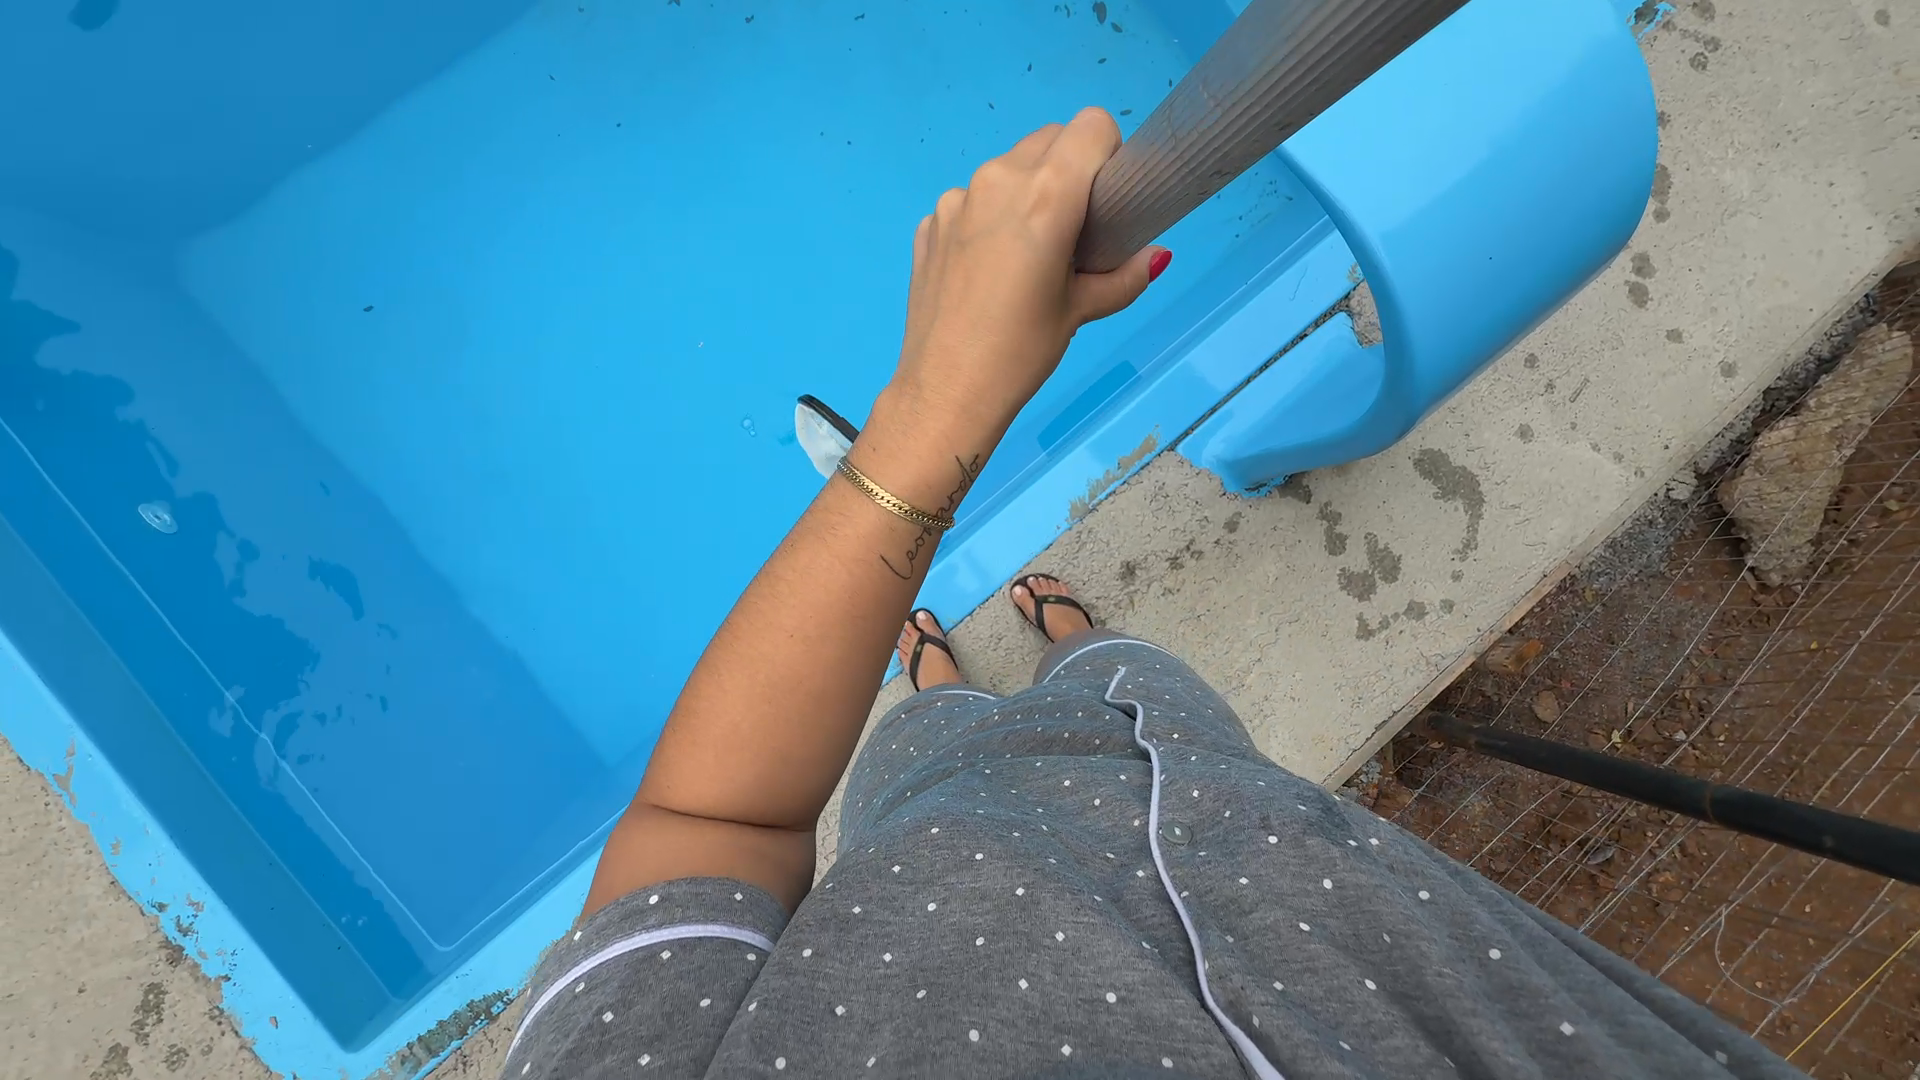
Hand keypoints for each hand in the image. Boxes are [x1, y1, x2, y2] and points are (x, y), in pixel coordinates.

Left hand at [883, 107, 1169, 439]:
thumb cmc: (1021, 353)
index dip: (1107, 156)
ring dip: (1022, 194)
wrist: (945, 393)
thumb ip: (1124, 276)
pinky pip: (968, 203)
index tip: (1103, 200)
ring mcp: (954, 201)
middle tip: (1068, 232)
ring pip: (1004, 171)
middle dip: (1067, 172)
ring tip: (1020, 257)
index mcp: (1045, 195)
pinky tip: (981, 272)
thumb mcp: (1080, 312)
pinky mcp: (927, 226)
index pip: (1092, 126)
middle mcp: (996, 180)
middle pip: (1048, 141)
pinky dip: (983, 221)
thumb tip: (1158, 258)